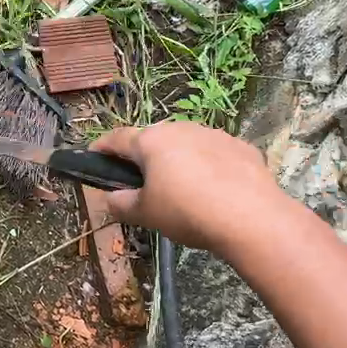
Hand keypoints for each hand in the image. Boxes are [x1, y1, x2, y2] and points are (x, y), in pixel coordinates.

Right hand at [89, 121, 297, 257]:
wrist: (253, 219)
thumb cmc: (187, 212)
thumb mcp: (145, 214)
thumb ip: (121, 204)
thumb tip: (110, 198)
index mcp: (150, 141)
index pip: (116, 138)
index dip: (101, 147)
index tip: (93, 155)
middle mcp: (179, 129)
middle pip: (152, 138)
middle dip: (143, 155)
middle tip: (141, 180)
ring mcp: (213, 134)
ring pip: (186, 143)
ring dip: (177, 158)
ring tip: (181, 187)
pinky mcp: (241, 147)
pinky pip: (214, 153)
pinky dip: (208, 166)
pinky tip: (214, 190)